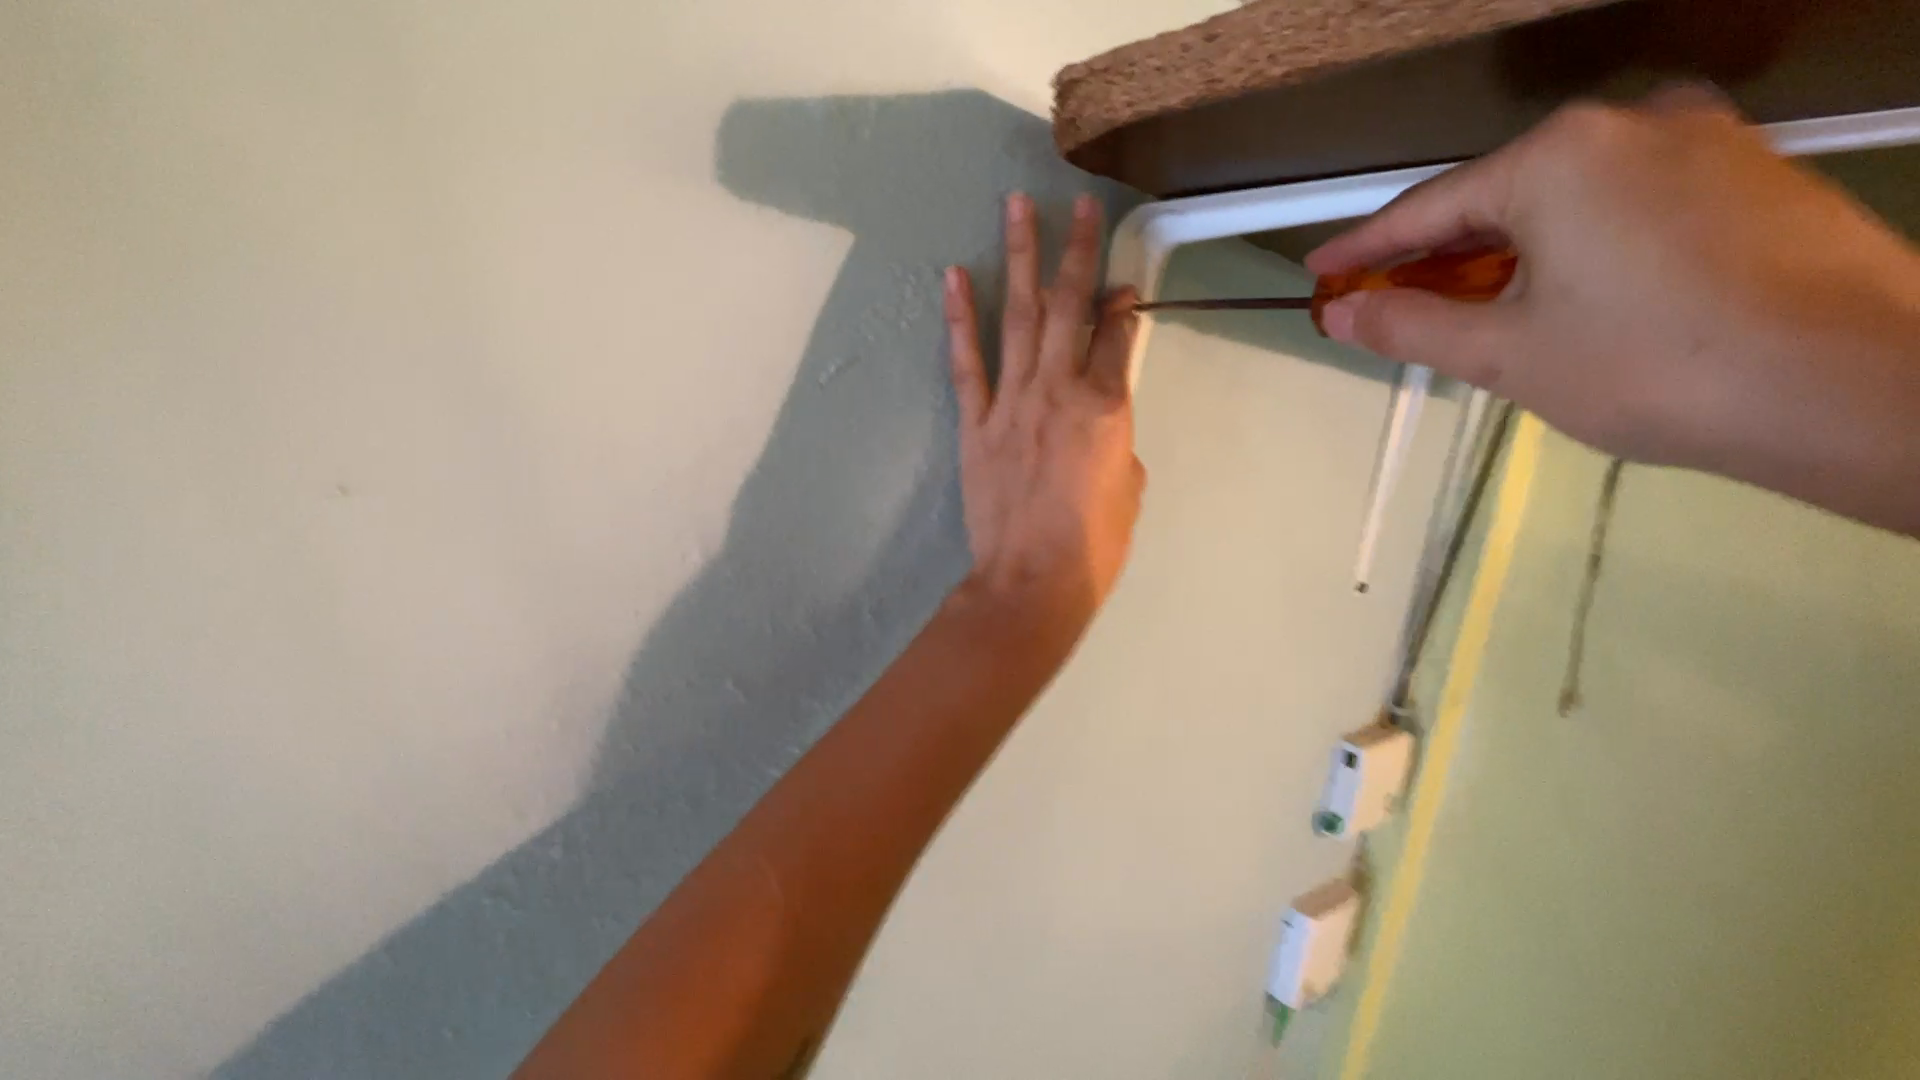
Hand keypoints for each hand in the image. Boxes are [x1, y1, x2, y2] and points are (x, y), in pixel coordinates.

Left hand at [943, 193, 1144, 628]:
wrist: (1033, 580)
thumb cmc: (1095, 544)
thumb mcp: (1130, 486)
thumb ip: (1119, 438)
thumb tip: (1104, 417)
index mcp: (1108, 407)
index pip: (1117, 336)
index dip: (1122, 303)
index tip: (1121, 280)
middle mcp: (1061, 390)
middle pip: (1071, 307)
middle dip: (1077, 251)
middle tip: (1079, 205)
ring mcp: (1013, 402)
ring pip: (1019, 317)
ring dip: (1020, 258)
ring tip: (1017, 207)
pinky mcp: (975, 423)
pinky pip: (966, 362)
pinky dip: (959, 317)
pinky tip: (953, 275)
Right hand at [1307, 86, 1919, 528]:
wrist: (1855, 385)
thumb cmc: (1650, 366)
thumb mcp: (1505, 353)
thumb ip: (1408, 326)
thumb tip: (1340, 315)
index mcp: (1557, 157)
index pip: (1428, 209)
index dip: (1364, 251)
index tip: (1320, 274)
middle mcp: (1628, 123)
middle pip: (1496, 200)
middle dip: (1437, 258)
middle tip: (1389, 304)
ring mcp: (1700, 140)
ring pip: (1563, 202)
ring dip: (1503, 256)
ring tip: (1470, 310)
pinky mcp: (1748, 173)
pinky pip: (1623, 203)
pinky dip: (1571, 246)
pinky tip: (1560, 294)